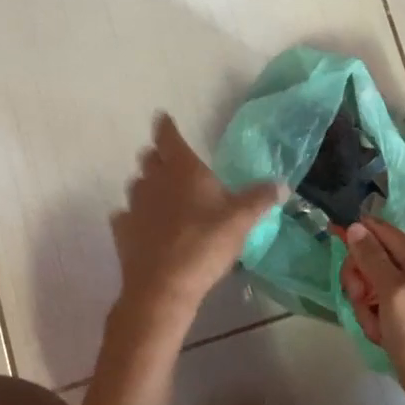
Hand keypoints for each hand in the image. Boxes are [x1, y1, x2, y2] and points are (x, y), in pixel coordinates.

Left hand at [112, 114, 284, 318]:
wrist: (164, 286)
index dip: (166, 126)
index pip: (168, 136)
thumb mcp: (241, 220)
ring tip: (161, 194)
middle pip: (149, 158)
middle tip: (170, 161)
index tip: (164, 118)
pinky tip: (144, 226)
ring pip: (136, 185)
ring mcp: (134, 206)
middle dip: (158, 156)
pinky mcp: (122, 233)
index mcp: (182, 169)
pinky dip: (133, 216)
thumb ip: (260, 199)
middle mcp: (154, 180)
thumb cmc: (205, 242)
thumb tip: (282, 185)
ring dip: (146, 185)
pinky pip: (125, 216)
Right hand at [341, 219, 404, 404]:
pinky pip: (376, 303)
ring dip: (364, 304)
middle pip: (371, 256)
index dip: (355, 231)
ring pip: (369, 282)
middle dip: (360, 279)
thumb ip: (372, 257)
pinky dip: (372, 317)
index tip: (330, 233)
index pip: (381, 229)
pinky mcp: (403, 310)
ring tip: (375, 324)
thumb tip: (355, 226)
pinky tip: (379, 333)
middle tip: (361, 299)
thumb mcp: (391, 292)